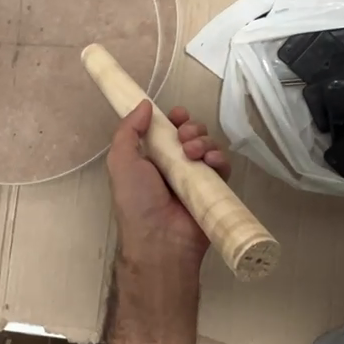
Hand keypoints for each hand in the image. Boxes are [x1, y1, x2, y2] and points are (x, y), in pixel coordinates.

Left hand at [107, 100, 229, 270]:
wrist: (160, 239)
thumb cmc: (137, 200)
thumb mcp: (121, 161)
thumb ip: (128, 130)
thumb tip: (144, 104)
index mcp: (153, 157)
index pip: (169, 129)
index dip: (175, 119)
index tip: (176, 116)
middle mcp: (175, 165)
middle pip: (192, 133)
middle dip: (191, 129)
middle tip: (183, 139)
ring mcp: (197, 177)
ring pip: (209, 145)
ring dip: (203, 142)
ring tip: (193, 154)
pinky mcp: (215, 189)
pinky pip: (223, 165)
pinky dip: (219, 158)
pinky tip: (211, 162)